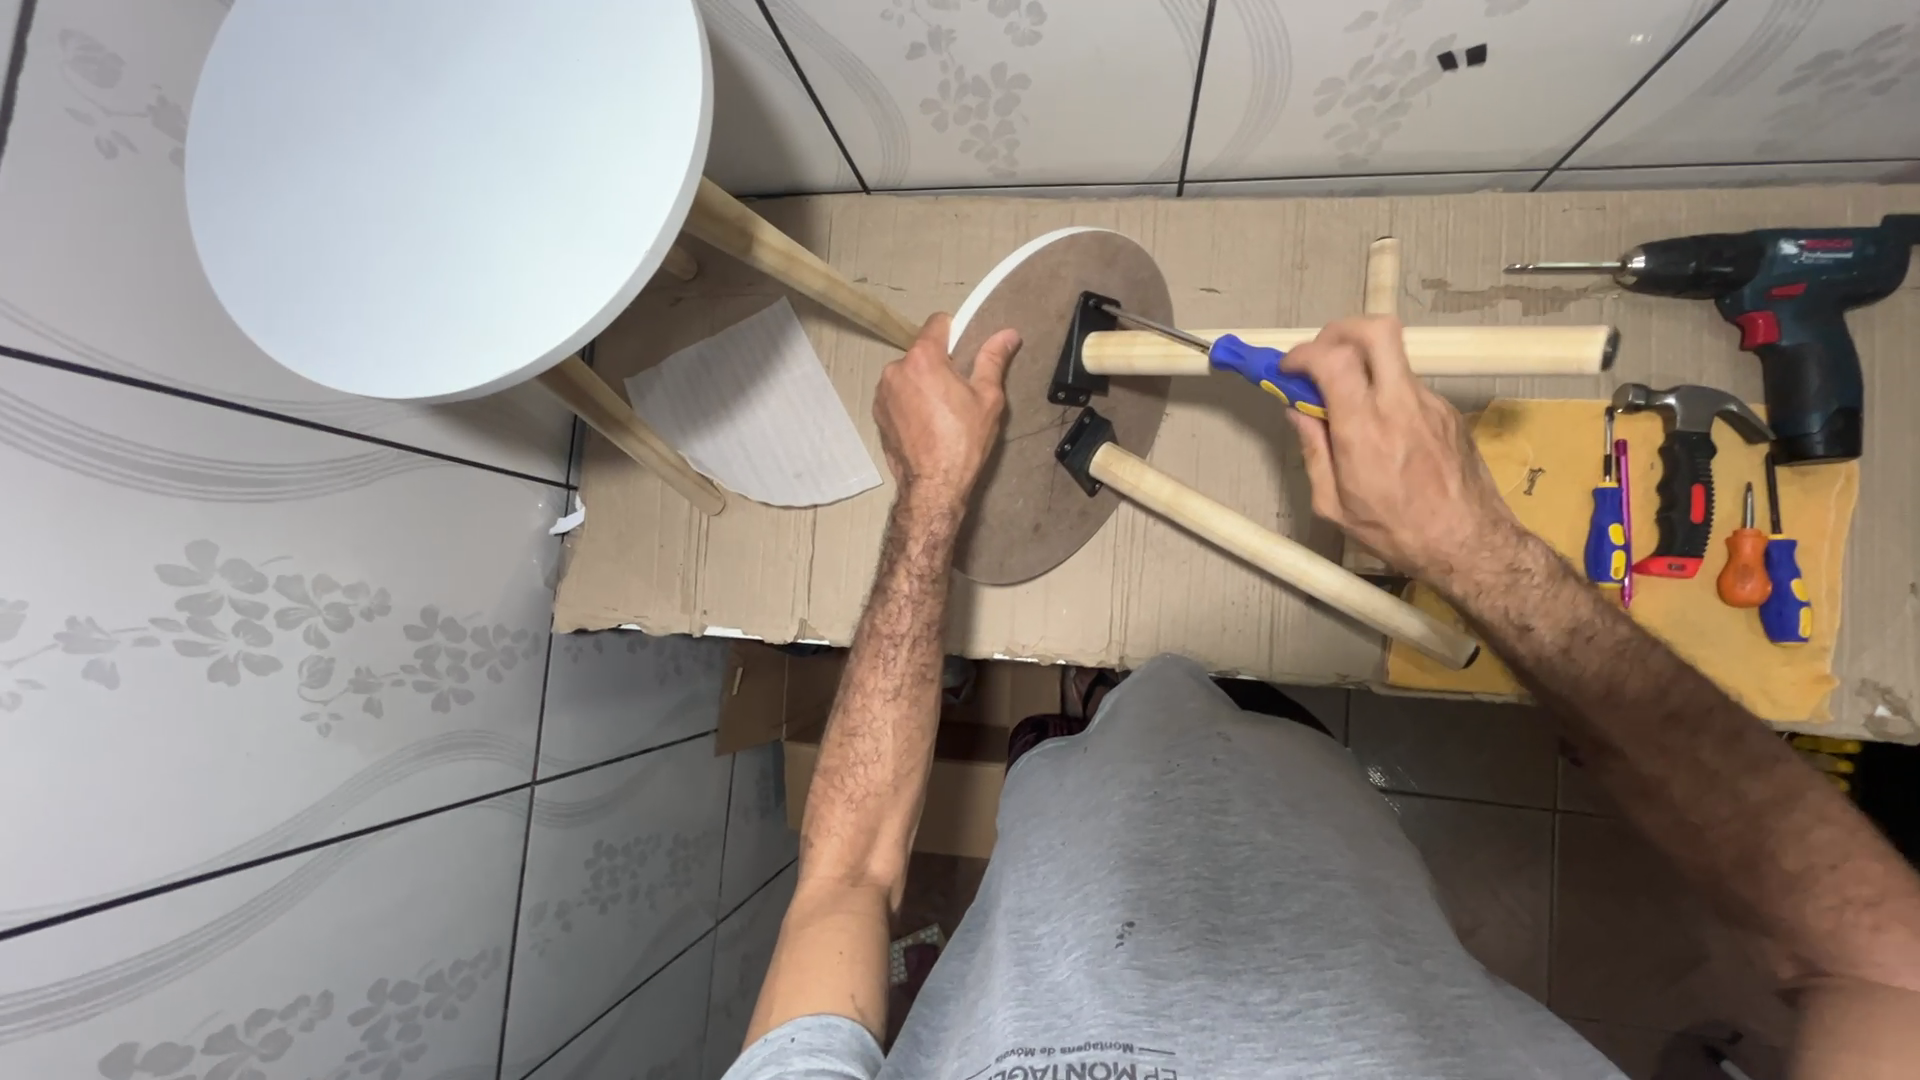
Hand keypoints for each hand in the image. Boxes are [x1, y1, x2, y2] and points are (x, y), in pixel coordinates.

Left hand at [873, 313, 1021, 515]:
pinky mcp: (877, 414)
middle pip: (922, 353)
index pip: (938, 323)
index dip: (955, 333)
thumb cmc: (964, 442)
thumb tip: (1008, 334)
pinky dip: (909, 403)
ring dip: (922, 385)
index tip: (965, 353)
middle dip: (938, 365)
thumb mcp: (988, 399)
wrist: (934, 486)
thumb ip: (993, 360)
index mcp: (923, 358)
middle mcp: (895, 369)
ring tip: (940, 413)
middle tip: (958, 393)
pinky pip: (897, 397)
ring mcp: (882, 393)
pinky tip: (925, 426)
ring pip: (908, 375)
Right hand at [1280, 316, 1519, 586]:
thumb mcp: (1332, 503)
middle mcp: (1400, 405)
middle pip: (1376, 330)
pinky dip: (1382, 391)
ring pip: (1391, 357)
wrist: (1468, 544)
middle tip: (1318, 357)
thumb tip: (1298, 413)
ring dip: (1360, 365)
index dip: (1304, 353)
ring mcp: (1430, 404)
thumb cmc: (1394, 532)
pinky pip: (1407, 385)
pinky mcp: (1447, 411)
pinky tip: (1376, 426)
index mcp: (1365, 431)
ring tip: (1344, 401)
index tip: (1287, 368)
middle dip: (1338, 331)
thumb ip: (1313, 451)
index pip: (1335, 360)